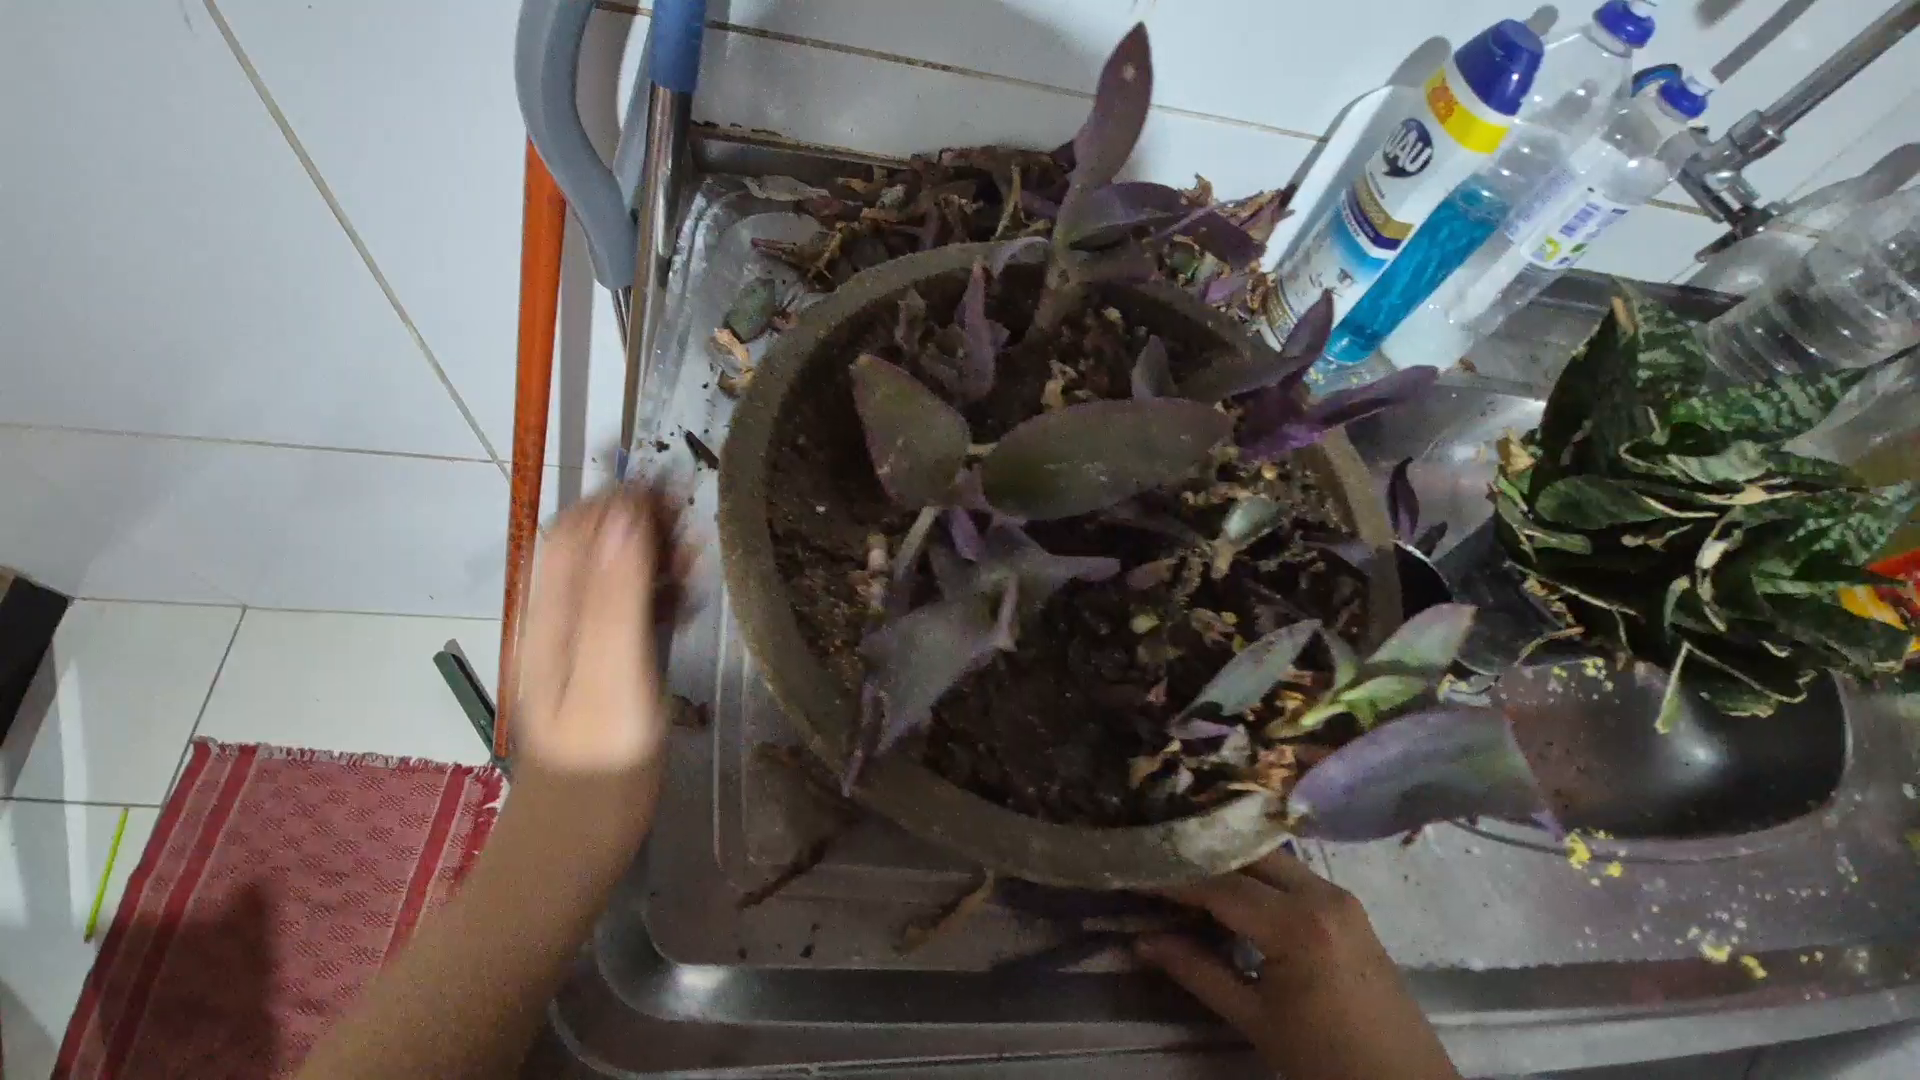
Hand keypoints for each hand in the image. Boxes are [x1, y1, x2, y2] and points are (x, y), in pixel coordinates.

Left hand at [513, 484, 689, 790]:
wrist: (578, 838)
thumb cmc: (601, 762)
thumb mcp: (612, 676)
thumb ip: (614, 597)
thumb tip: (625, 518)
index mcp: (548, 615)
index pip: (573, 529)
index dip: (616, 500)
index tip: (671, 493)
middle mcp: (555, 619)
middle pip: (590, 545)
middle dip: (637, 522)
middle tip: (690, 523)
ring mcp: (576, 643)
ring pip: (610, 574)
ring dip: (650, 553)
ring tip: (697, 555)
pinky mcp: (600, 664)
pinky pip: (625, 607)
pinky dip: (655, 590)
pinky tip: (686, 597)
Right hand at [1138, 849, 1460, 1079]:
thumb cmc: (1327, 1062)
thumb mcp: (1256, 1021)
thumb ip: (1197, 972)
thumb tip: (1141, 940)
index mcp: (1298, 925)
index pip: (1220, 885)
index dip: (1173, 877)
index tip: (1134, 869)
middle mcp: (1322, 894)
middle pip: (1246, 855)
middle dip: (1200, 855)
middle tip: (1156, 859)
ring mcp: (1340, 896)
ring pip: (1269, 858)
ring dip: (1227, 860)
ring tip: (1184, 869)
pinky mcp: (1348, 907)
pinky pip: (1291, 873)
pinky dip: (1255, 874)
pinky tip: (1228, 888)